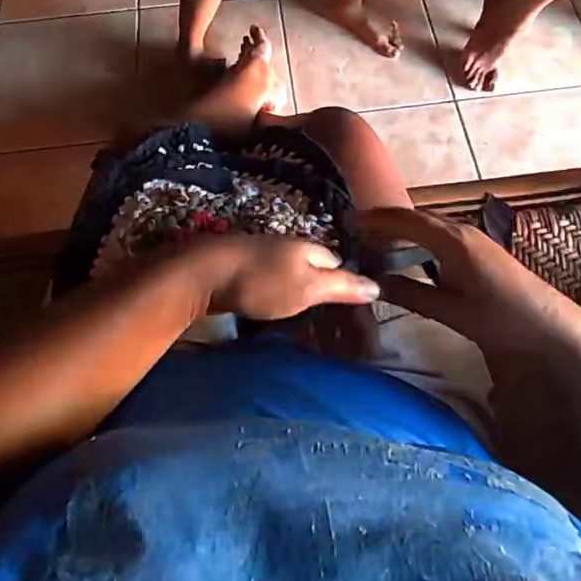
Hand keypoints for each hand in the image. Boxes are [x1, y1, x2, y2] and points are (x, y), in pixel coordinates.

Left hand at [185, 234, 379, 319]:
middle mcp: (292, 250)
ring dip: (303, 303)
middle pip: (318, 273)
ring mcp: (267, 259)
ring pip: (295, 281)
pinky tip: (277, 319)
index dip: (350, 290)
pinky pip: (273, 289)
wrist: (203, 274)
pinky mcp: (245, 272)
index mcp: (312, 250)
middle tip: (332, 331)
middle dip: (326, 297)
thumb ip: (341, 286)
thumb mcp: (307, 287)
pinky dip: (281, 304)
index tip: (355, 319)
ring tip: (308, 331)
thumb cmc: (261, 282)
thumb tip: (377, 285)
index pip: (342, 267)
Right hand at [352, 207, 580, 356]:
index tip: (350, 222)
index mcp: (453, 241)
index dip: (377, 220)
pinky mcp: (478, 248)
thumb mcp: (451, 311)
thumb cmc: (501, 318)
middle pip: (416, 217)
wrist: (549, 324)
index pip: (407, 221)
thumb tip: (375, 282)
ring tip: (374, 237)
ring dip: (402, 227)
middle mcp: (461, 231)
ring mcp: (472, 238)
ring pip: (428, 224)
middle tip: (354, 229)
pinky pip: (439, 233)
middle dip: (385, 220)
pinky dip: (418, 236)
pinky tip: (409, 251)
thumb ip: (412, 295)